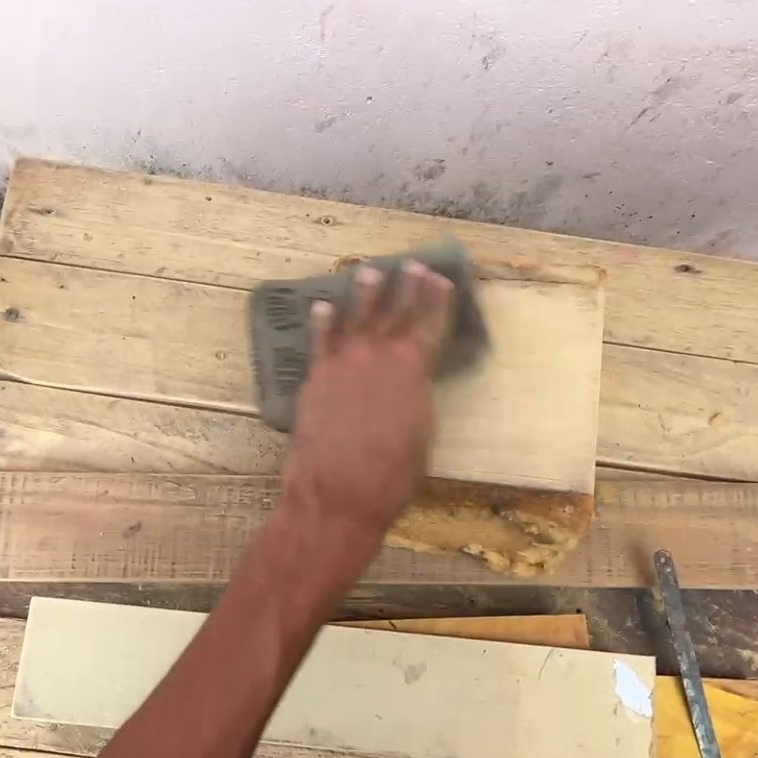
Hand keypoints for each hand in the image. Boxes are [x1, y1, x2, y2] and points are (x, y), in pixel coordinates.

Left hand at [280, 260, 453, 540]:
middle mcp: (379, 358)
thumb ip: (416, 402)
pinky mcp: (315, 378)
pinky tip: (322, 306)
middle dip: (407, 287)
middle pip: (395, 313)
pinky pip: (319, 342)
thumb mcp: (421, 438)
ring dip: (364, 294)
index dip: (438, 300)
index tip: (442, 279)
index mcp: (413, 371)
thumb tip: (411, 389)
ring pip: (355, 318)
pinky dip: (321, 323)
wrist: (338, 493)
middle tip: (413, 264)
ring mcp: (343, 364)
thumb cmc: (391, 477)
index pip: (430, 325)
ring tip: (369, 272)